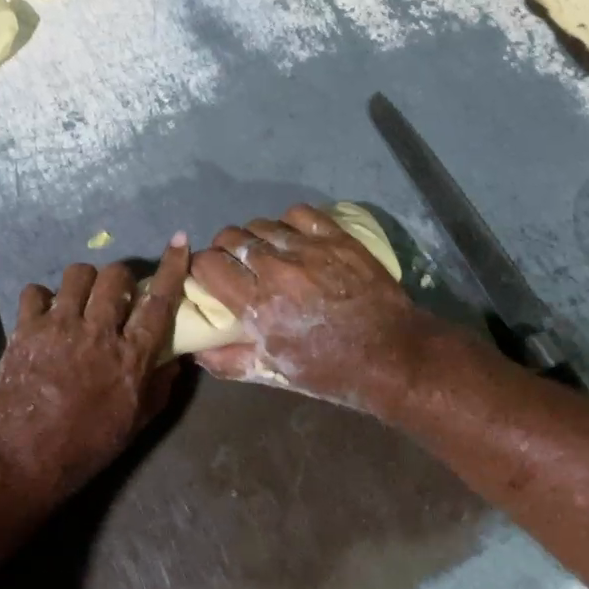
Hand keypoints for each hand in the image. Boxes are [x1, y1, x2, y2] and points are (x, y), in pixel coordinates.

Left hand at [0, 235, 189, 504]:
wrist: (20, 458)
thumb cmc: (85, 448)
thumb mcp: (136, 424)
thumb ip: (159, 386)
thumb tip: (176, 358)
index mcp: (130, 356)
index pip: (159, 301)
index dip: (172, 268)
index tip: (180, 241)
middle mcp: (97, 332)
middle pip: (116, 276)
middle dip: (121, 277)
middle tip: (117, 294)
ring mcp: (59, 326)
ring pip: (78, 274)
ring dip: (85, 282)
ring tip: (81, 300)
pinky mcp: (26, 328)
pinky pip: (36, 291)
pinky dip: (43, 298)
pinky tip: (45, 315)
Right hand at [192, 204, 438, 416]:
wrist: (394, 357)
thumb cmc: (330, 371)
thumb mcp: (274, 375)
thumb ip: (228, 361)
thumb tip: (195, 350)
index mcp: (258, 304)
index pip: (208, 264)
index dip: (202, 268)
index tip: (209, 277)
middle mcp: (278, 270)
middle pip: (230, 237)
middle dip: (224, 250)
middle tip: (235, 265)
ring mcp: (309, 250)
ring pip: (261, 224)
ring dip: (255, 238)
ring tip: (266, 253)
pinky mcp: (336, 238)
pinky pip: (298, 214)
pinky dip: (288, 223)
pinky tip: (293, 239)